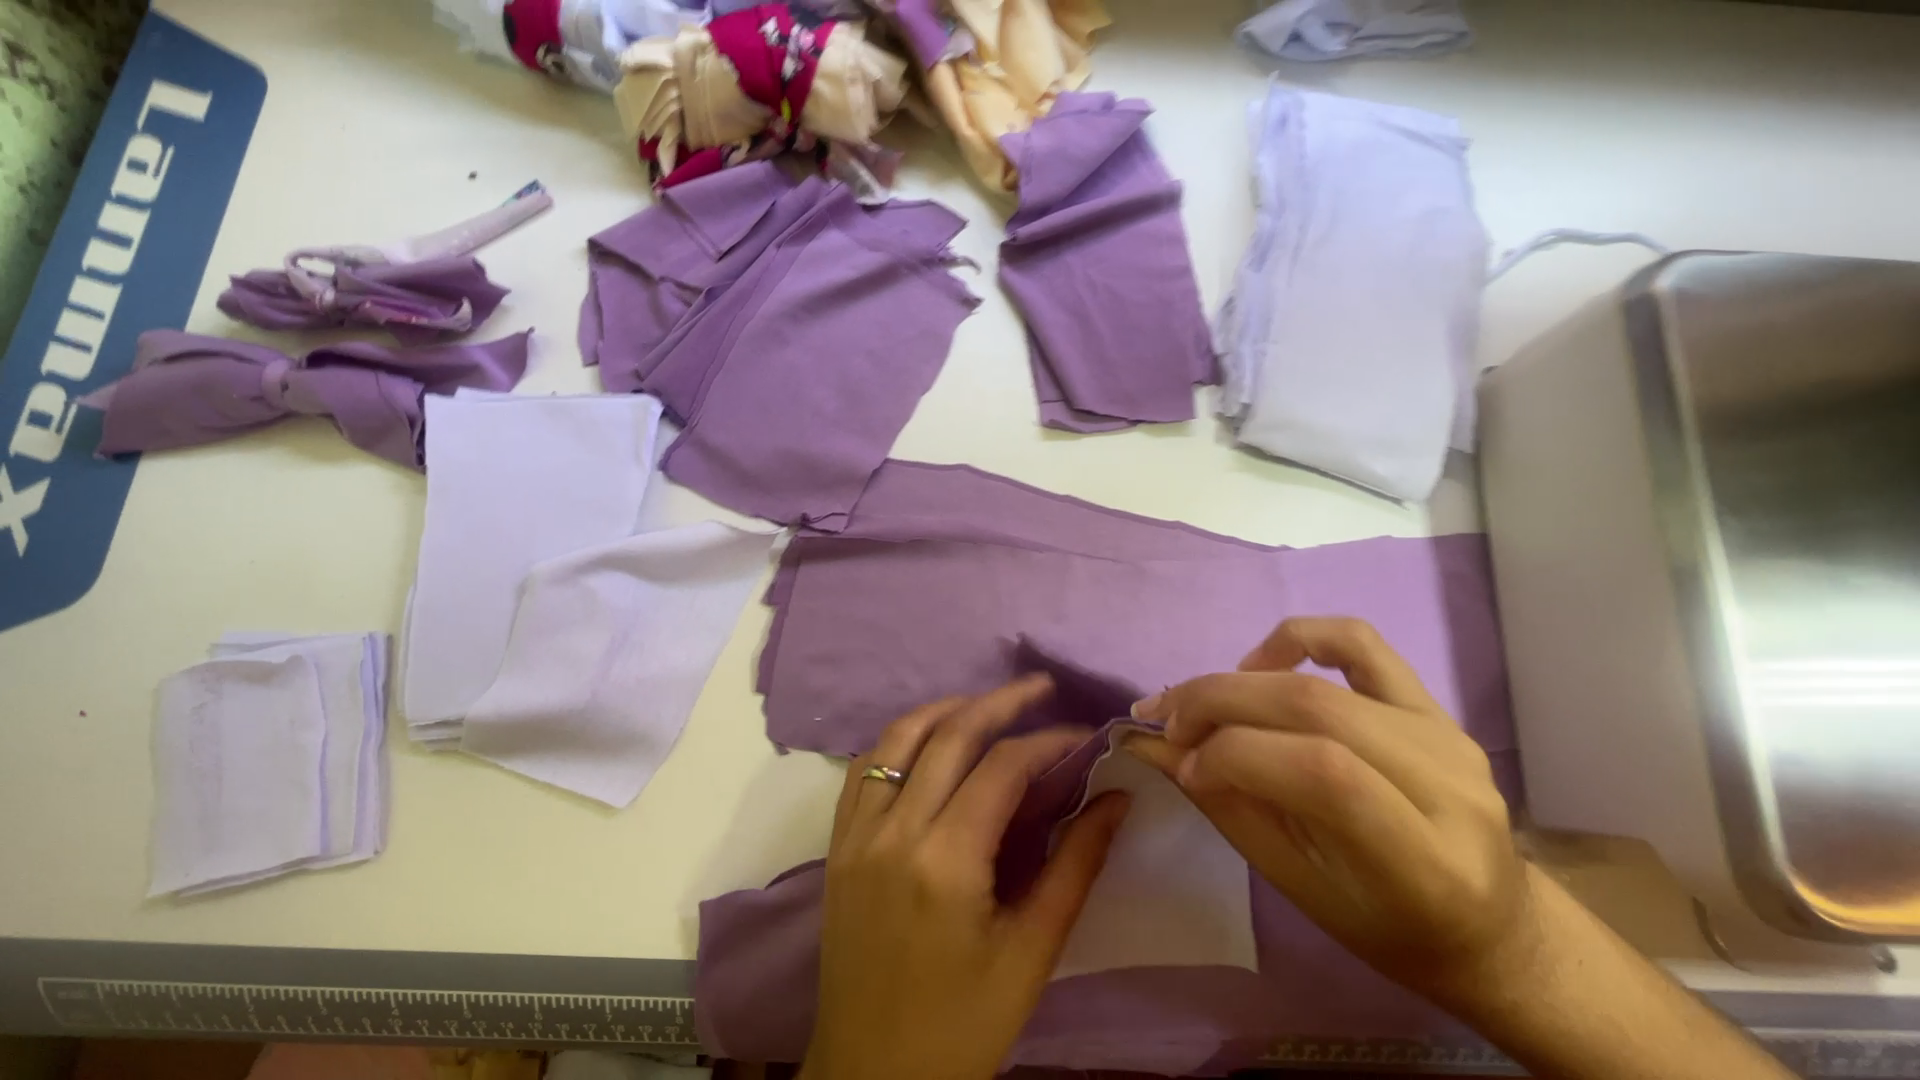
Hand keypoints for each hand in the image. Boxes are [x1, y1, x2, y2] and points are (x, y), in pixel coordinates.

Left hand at [802, 676, 1131, 1079]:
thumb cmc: (964, 1022)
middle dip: (999, 702)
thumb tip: (1116, 798)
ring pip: (898, 739)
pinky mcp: (836, 846)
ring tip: (989, 704)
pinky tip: (929, 742)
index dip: (1047, 740)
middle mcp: (893, 831)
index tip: (1082, 735)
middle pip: (948, 735)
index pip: (1002, 766)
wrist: (872, 1072)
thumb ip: (1076, 865)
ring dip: (946, 710)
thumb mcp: (1034, 951)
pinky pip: (864, 769)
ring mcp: (856, 835)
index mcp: (946, 860)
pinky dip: (899, 741)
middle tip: (1041, 687)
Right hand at [1126, 616, 1531, 1002]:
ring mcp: (1449, 737)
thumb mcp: (1296, 886)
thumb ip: (1226, 807)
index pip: (1320, 772)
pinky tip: (1258, 664)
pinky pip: (1362, 644)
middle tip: (1166, 722)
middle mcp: (1447, 786)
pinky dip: (1298, 637)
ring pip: (1327, 676)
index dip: (1232, 755)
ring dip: (1240, 679)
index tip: (1181, 766)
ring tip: (1200, 702)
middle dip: (1218, 703)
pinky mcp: (1438, 708)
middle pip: (1316, 709)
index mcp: (1421, 861)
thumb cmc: (1383, 927)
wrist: (1485, 924)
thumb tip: (1152, 744)